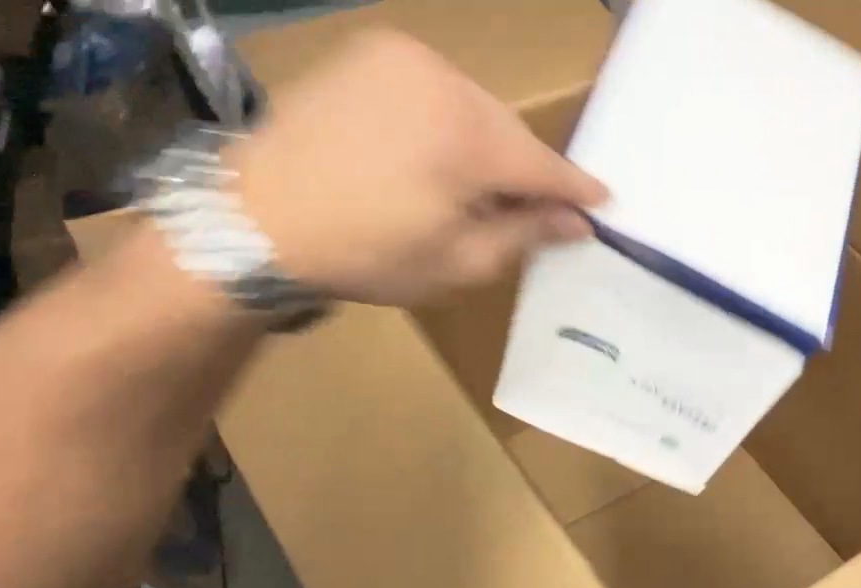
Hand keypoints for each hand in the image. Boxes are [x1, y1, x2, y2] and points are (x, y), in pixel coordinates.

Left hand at [229, 29, 606, 305]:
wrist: (256, 215)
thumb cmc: (366, 252)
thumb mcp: (459, 261)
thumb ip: (526, 234)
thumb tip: (577, 223)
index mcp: (466, 136)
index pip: (543, 164)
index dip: (575, 189)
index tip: (604, 203)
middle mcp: (442, 80)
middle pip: (512, 132)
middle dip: (528, 171)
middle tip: (539, 209)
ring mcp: (403, 58)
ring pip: (478, 108)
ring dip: (490, 146)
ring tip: (481, 189)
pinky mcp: (371, 52)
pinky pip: (440, 89)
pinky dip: (454, 122)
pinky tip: (443, 157)